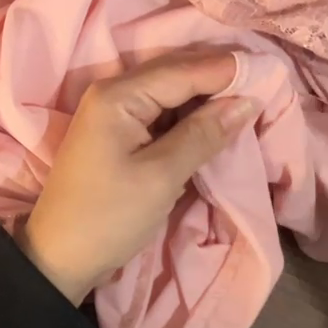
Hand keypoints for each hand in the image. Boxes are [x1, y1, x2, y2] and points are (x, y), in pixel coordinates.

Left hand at [18, 52, 257, 302]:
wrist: (57, 257)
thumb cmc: (109, 216)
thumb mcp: (161, 177)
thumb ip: (203, 134)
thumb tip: (246, 100)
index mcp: (119, 94)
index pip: (181, 71)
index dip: (225, 70)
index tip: (269, 70)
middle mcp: (113, 91)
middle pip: (174, 72)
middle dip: (217, 75)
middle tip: (264, 78)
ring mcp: (112, 109)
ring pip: (169, 89)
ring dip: (205, 93)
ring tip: (248, 93)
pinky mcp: (117, 130)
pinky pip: (159, 107)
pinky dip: (188, 111)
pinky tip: (214, 116)